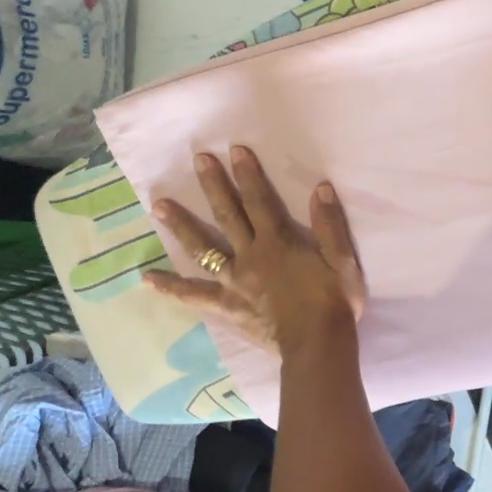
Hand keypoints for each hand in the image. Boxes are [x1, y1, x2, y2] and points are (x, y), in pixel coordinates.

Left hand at [143, 146, 364, 353]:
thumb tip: (320, 188)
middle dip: (214, 186)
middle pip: (228, 216)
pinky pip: (194, 295)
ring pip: (203, 249)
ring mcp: (234, 281)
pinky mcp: (227, 305)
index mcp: (279, 243)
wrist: (317, 341)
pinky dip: (171, 287)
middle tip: (198, 160)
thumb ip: (330, 225)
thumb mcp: (343, 260)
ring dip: (181, 226)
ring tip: (159, 206)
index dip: (249, 175)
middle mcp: (250, 256)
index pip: (261, 201)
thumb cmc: (335, 299)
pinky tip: (149, 278)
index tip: (236, 151)